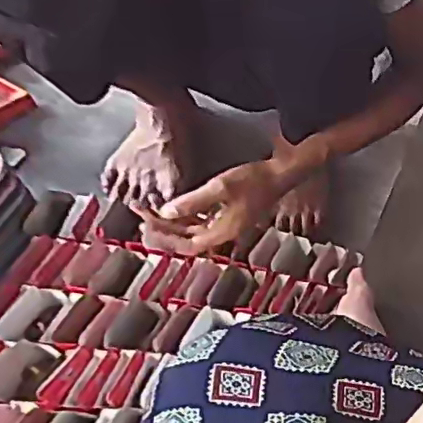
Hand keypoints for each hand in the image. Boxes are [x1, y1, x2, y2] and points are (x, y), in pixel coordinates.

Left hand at [137, 160, 285, 255]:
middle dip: (164, 228)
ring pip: (194, 231)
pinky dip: (187, 217)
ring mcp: (228, 225)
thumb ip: (193, 201)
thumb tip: (166, 212)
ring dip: (174, 222)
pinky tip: (177, 206)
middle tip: (143, 211)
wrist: (279, 176)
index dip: (166, 238)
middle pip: (188, 240)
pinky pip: (203, 223)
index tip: (148, 221)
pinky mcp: (230, 216)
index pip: (188, 245)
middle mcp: (225, 233)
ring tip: (154, 208)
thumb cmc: (253, 181)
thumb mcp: (220, 188)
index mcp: (223, 231)